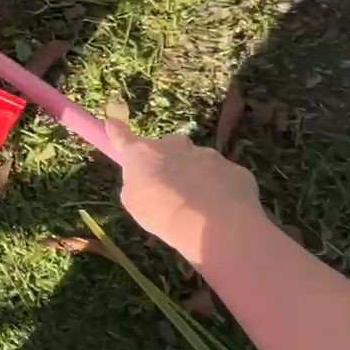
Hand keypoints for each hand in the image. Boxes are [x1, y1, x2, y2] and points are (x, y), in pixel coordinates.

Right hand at [105, 118, 263, 261]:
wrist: (213, 226)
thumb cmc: (161, 213)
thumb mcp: (134, 201)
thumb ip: (138, 183)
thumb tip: (150, 180)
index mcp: (143, 152)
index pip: (123, 136)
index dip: (117, 131)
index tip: (112, 123)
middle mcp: (175, 146)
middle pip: (169, 148)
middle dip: (170, 162)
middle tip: (171, 188)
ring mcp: (209, 155)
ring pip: (199, 162)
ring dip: (197, 177)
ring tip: (201, 206)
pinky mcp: (237, 170)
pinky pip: (224, 177)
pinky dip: (221, 189)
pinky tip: (222, 210)